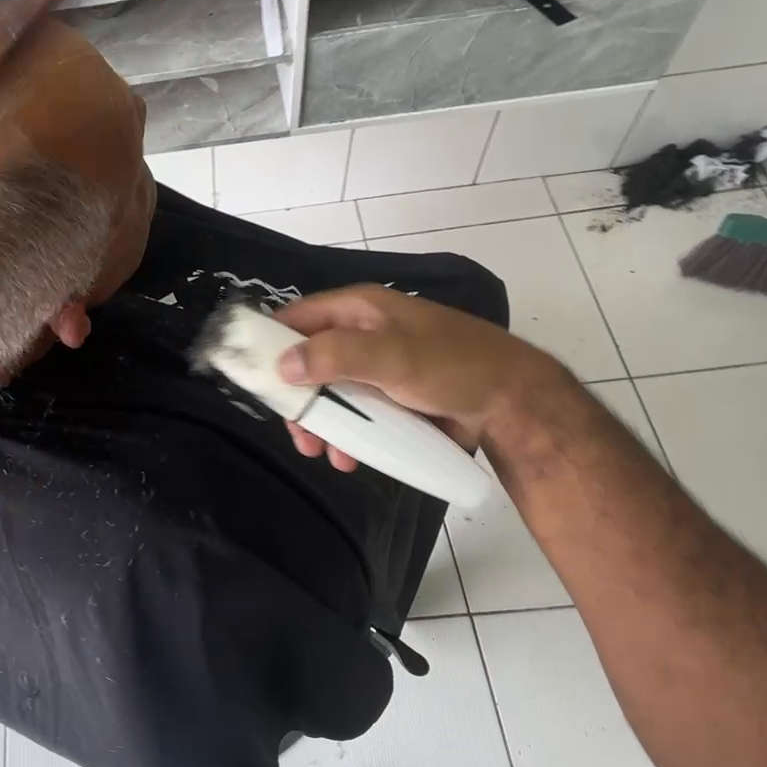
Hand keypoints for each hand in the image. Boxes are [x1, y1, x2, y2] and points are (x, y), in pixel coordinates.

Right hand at [272, 285, 565, 469]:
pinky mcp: (391, 397)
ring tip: (322, 453)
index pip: (298, 317)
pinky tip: (349, 457)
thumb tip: (283, 365)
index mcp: (360, 309)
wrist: (513, 404)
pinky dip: (347, 434)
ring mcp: (377, 367)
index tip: (252, 375)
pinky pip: (356, 413)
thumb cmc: (454, 368)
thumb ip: (336, 356)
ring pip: (329, 393)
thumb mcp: (393, 357)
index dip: (270, 341)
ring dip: (321, 424)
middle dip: (297, 398)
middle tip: (295, 431)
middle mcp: (363, 334)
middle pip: (308, 361)